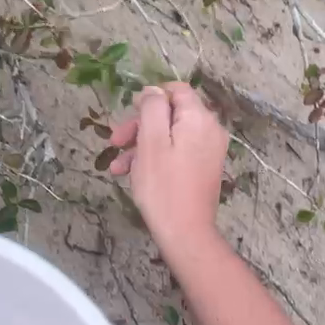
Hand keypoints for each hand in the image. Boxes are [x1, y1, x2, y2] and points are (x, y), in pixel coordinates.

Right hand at [108, 82, 228, 254]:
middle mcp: (209, 129)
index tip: (129, 113)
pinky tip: (131, 174)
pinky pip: (177, 151)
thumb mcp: (150, 141)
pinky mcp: (203, 168)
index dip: (150, 97)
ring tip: (118, 166)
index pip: (176, 90)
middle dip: (140, 125)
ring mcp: (208, 150)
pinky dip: (155, 157)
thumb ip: (152, 108)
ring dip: (141, 145)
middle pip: (170, 113)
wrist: (185, 233)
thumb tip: (153, 91)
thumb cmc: (163, 186)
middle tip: (115, 141)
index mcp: (199, 118)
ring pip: (170, 135)